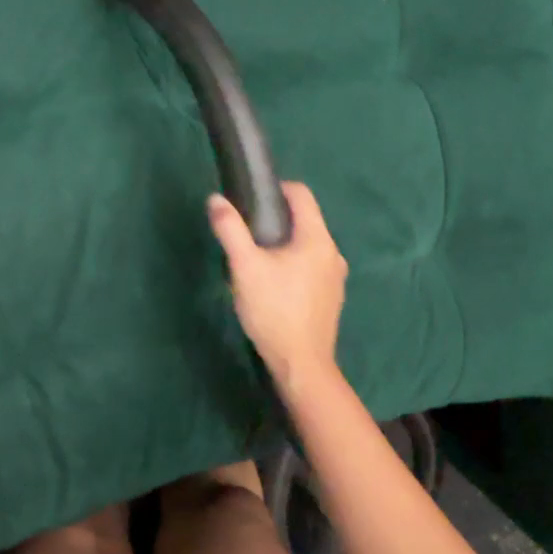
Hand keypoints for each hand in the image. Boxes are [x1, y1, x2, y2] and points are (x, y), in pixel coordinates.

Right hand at [207, 183, 346, 389]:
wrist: (301, 364)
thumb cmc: (274, 311)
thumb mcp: (245, 267)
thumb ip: (230, 230)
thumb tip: (216, 200)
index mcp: (317, 239)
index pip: (302, 195)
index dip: (276, 189)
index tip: (251, 199)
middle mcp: (333, 253)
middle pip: (305, 220)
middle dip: (276, 220)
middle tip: (246, 232)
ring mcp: (336, 277)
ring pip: (307, 245)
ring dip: (284, 244)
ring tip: (255, 260)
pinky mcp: (332, 297)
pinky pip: (311, 267)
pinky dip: (293, 265)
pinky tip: (272, 285)